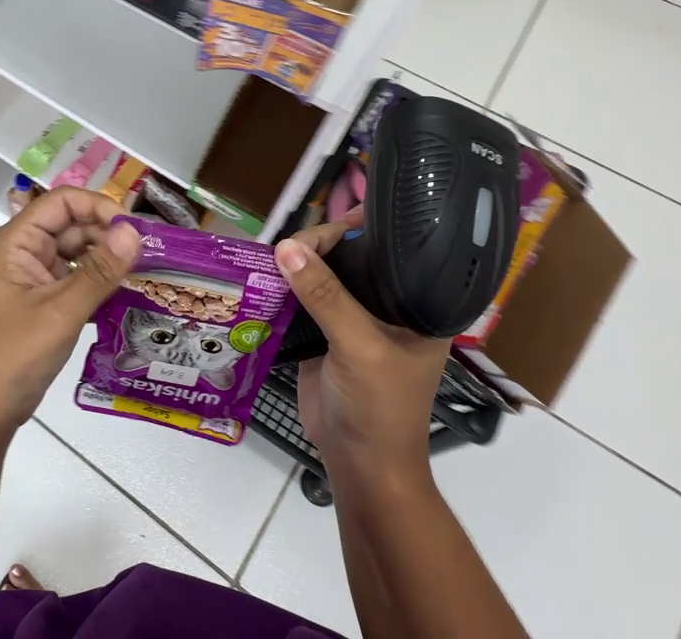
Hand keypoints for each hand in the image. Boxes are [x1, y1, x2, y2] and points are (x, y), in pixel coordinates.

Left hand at [0, 188, 140, 437]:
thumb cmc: (14, 355)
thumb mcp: (61, 312)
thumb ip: (99, 272)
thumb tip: (134, 232)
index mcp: (17, 242)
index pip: (63, 202)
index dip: (99, 206)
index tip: (136, 229)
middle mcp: (25, 251)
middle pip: (74, 224)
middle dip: (110, 234)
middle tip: (152, 254)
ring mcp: (36, 276)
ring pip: (80, 252)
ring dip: (109, 259)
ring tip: (148, 273)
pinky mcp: (47, 300)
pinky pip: (79, 278)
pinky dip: (102, 282)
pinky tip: (130, 294)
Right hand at [276, 220, 449, 479]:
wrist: (360, 464)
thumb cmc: (380, 407)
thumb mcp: (359, 347)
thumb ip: (326, 296)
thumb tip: (286, 247)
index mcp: (416, 303)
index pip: (391, 249)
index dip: (362, 229)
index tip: (329, 217)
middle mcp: (387, 304)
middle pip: (351, 257)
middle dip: (320, 243)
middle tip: (289, 245)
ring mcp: (354, 319)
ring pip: (323, 275)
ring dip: (298, 262)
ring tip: (272, 253)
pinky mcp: (324, 334)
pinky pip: (303, 298)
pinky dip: (284, 286)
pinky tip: (264, 272)